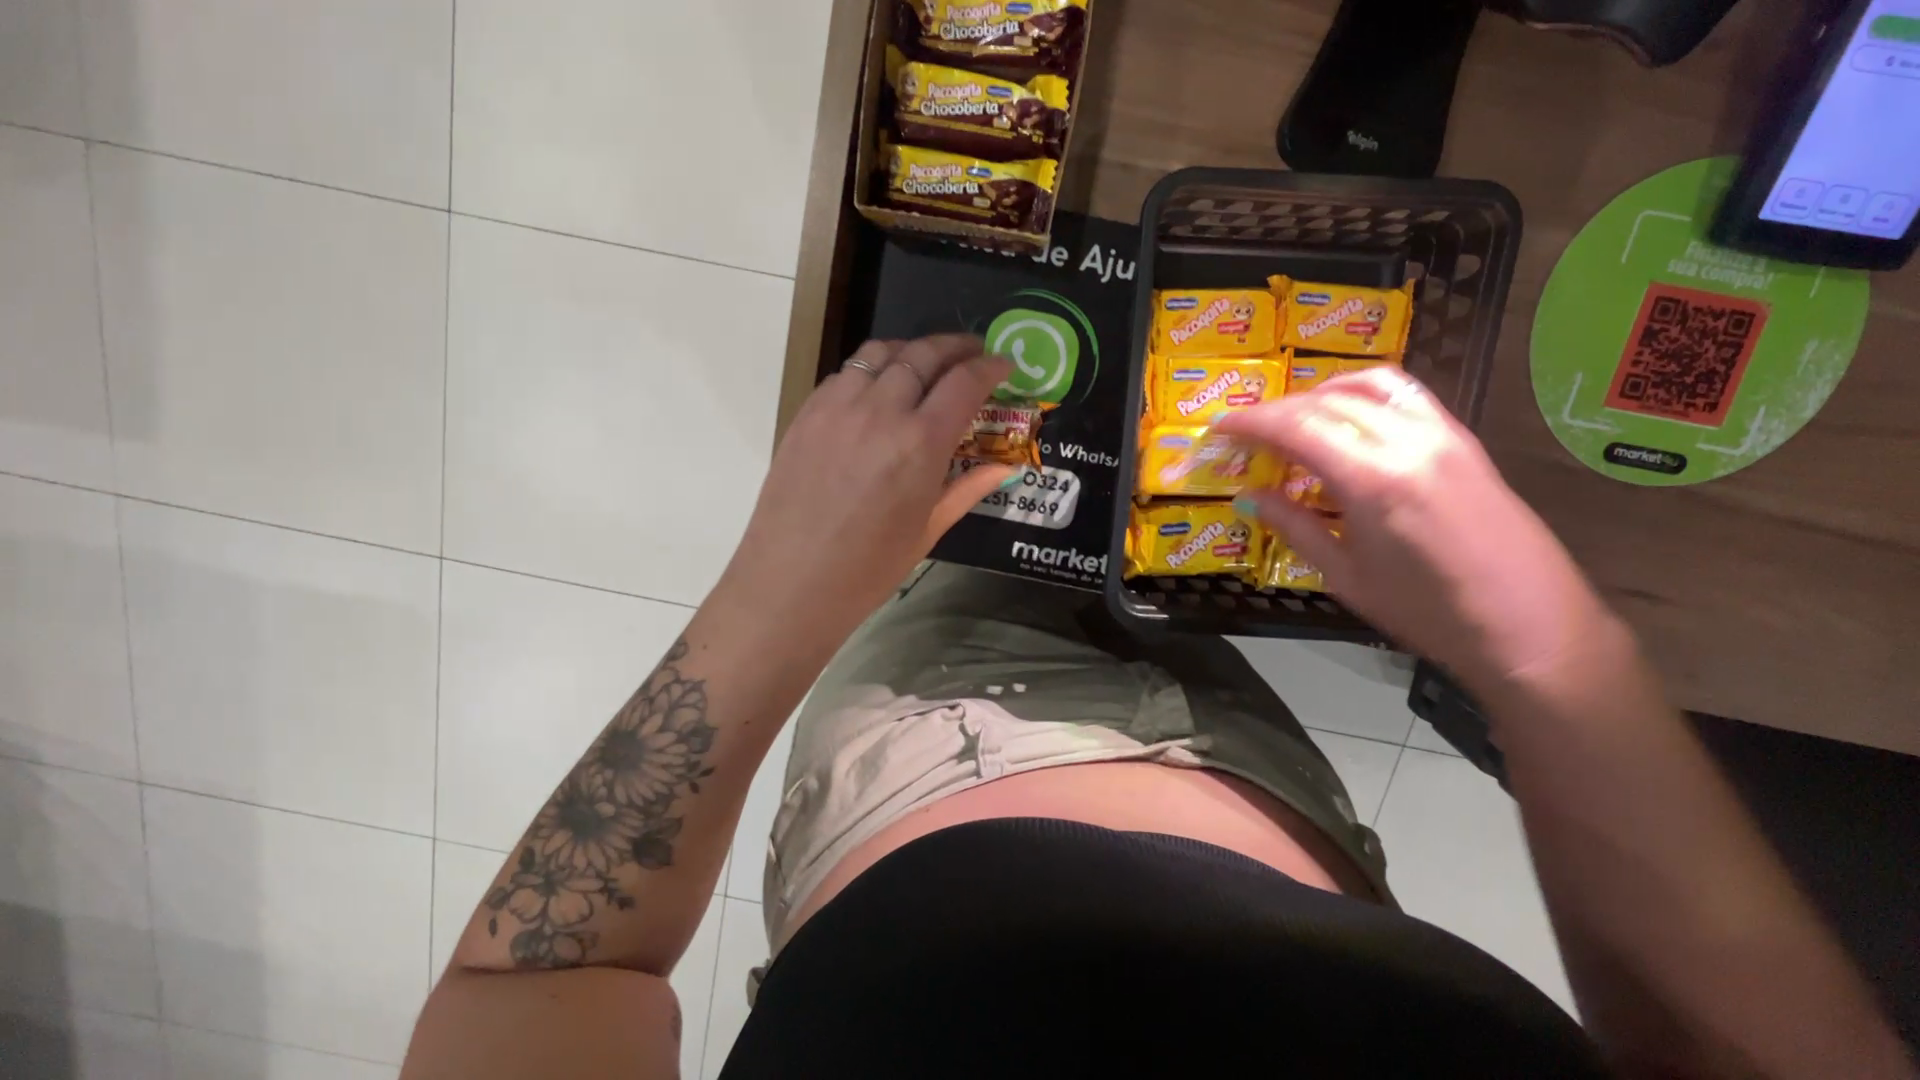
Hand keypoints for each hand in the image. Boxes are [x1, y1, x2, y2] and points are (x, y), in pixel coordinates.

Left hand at [720, 335, 1014, 636]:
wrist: (790, 583)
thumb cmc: (868, 569)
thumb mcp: (928, 530)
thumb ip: (968, 488)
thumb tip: (1005, 467)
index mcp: (920, 443)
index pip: (965, 382)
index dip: (990, 367)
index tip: (1004, 365)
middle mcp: (880, 410)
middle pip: (924, 355)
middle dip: (955, 347)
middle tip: (972, 353)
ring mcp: (838, 407)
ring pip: (880, 353)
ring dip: (911, 351)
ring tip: (926, 364)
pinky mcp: (807, 413)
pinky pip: (846, 374)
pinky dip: (871, 370)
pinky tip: (878, 391)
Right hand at [1215, 367, 1614, 694]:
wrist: (1531, 626)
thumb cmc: (1430, 614)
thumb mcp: (1348, 578)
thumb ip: (1295, 527)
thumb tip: (1250, 497)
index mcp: (1373, 480)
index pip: (1296, 427)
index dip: (1249, 423)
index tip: (1218, 429)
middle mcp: (1407, 441)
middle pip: (1326, 401)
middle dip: (1277, 411)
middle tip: (1246, 434)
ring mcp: (1441, 433)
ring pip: (1367, 385)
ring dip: (1320, 393)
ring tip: (1294, 421)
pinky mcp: (1463, 439)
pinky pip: (1404, 395)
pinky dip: (1363, 395)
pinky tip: (1347, 422)